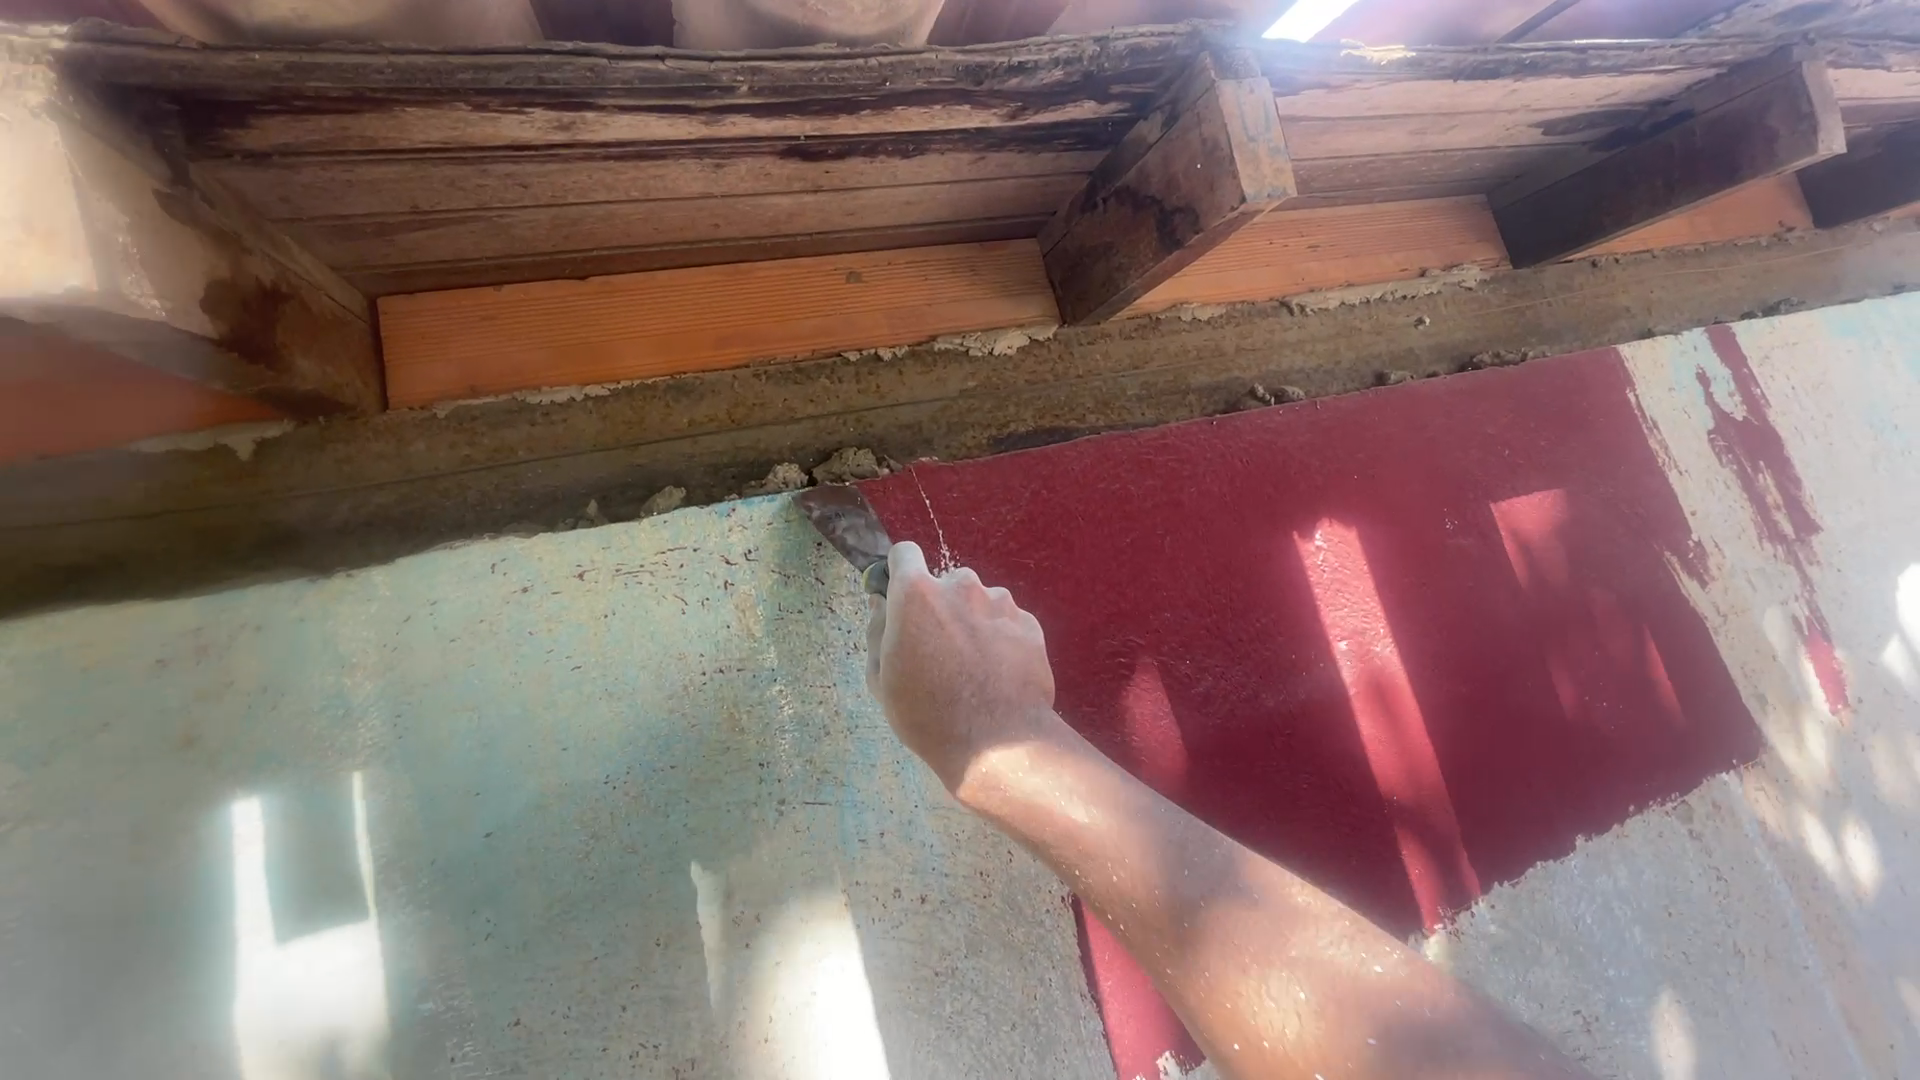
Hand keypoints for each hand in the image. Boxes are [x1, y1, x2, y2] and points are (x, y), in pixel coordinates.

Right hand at [865, 542, 1062, 791]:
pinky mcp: (1028, 622)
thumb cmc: (926, 713)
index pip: (904, 553)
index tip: (903, 596)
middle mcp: (960, 585)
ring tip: (975, 666)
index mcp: (916, 594)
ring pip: (981, 601)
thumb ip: (877, 630)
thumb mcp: (881, 678)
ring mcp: (1000, 602)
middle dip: (942, 605)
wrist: (996, 741)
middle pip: (947, 582)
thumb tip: (881, 603)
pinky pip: (1008, 620)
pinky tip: (999, 674)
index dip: (901, 573)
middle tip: (941, 649)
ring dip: (974, 621)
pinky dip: (1002, 638)